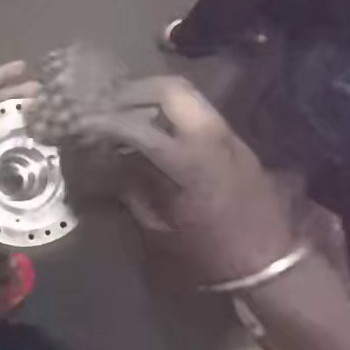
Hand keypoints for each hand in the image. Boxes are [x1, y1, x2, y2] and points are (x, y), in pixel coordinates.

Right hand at [77, 75, 298, 285]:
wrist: (267, 261)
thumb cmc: (210, 253)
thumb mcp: (161, 228)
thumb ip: (133, 192)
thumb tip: (109, 168)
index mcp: (189, 161)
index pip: (137, 126)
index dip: (104, 123)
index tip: (82, 124)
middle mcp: (210, 136)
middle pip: (169, 88)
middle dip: (133, 92)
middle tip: (108, 108)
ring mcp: (227, 134)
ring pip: (187, 95)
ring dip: (154, 98)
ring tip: (128, 115)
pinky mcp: (236, 140)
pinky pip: (199, 111)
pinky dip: (172, 112)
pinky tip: (155, 131)